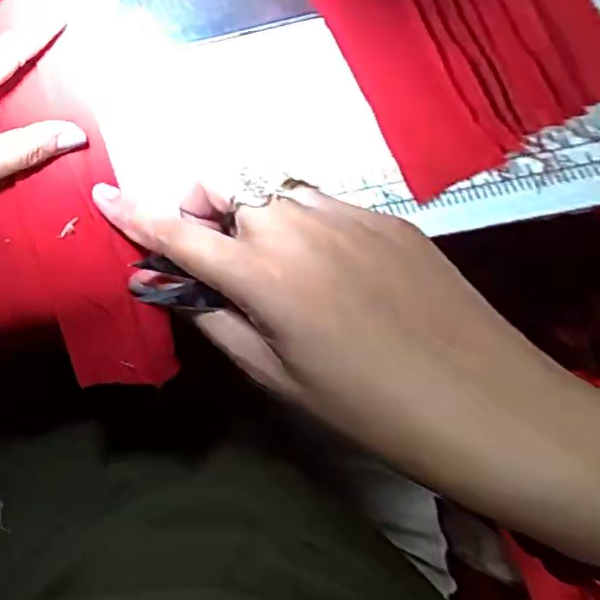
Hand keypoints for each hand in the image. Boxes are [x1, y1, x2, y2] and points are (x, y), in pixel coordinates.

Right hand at [91, 179, 599, 573]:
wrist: (497, 407)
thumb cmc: (370, 408)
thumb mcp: (277, 376)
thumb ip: (215, 318)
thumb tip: (171, 284)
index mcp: (262, 274)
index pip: (177, 232)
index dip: (133, 212)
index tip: (102, 191)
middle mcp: (294, 225)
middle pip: (223, 194)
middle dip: (207, 214)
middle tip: (223, 259)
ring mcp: (343, 212)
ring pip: (271, 194)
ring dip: (257, 218)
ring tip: (288, 269)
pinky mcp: (382, 213)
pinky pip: (320, 204)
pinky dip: (305, 226)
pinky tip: (339, 271)